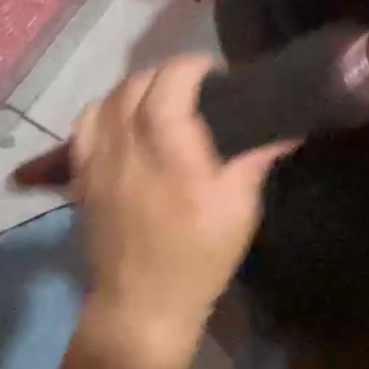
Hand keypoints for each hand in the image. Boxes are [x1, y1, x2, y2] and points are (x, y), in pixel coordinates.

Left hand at [68, 56, 291, 341]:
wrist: (144, 302)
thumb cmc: (199, 255)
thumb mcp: (241, 209)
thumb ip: (257, 160)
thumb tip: (287, 130)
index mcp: (169, 147)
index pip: (172, 80)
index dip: (193, 66)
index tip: (216, 73)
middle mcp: (126, 143)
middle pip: (137, 83)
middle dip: (168, 74)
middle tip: (198, 88)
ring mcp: (96, 159)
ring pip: (107, 98)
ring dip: (135, 88)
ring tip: (160, 100)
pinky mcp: (81, 177)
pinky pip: (85, 125)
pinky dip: (106, 111)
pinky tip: (123, 123)